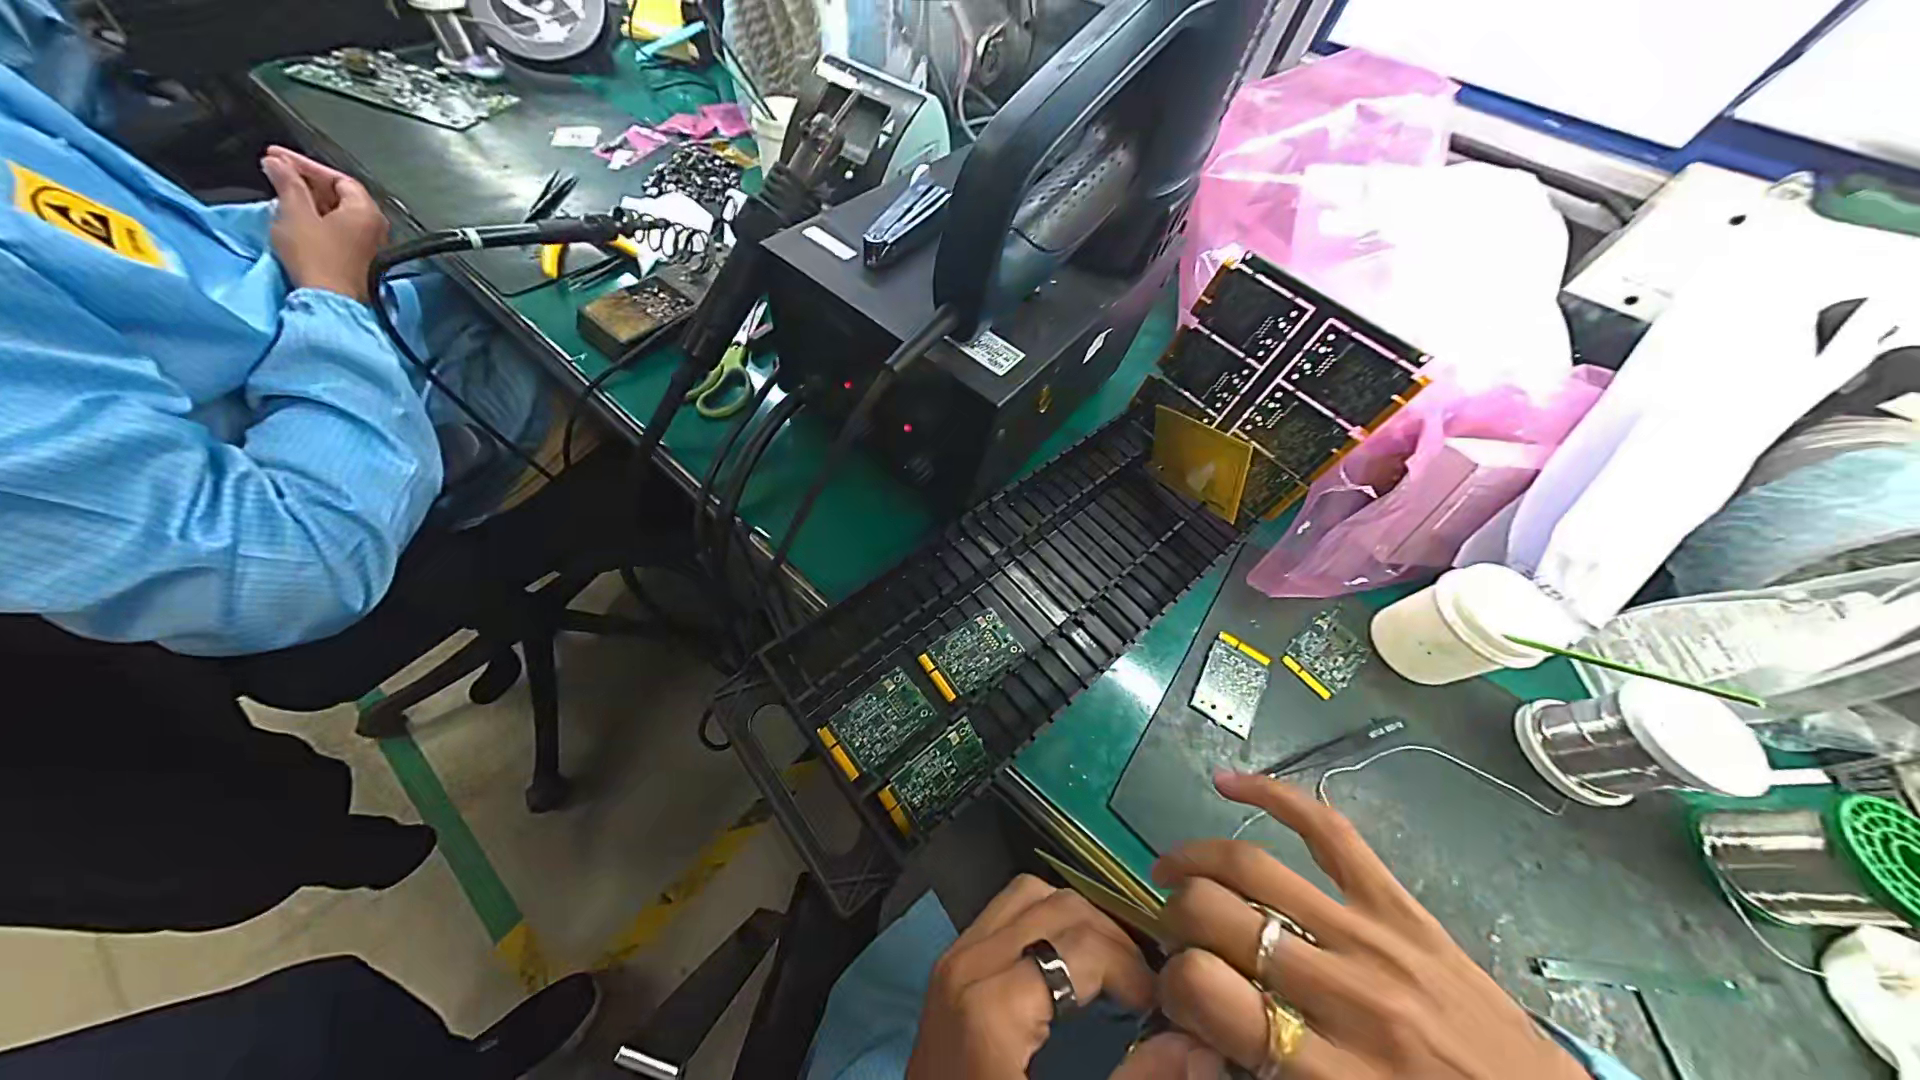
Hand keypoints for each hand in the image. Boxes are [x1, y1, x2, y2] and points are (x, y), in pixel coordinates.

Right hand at [261, 145, 387, 303]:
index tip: (275, 155)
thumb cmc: (315, 255)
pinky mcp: (361, 256)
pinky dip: (318, 215)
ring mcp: (371, 243)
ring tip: (280, 187)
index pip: (340, 178)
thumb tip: (277, 162)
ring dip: (310, 196)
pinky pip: (341, 227)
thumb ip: (288, 184)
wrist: (331, 298)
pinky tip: (296, 211)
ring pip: (340, 211)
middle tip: (275, 168)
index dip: (306, 164)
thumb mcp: (296, 212)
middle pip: (342, 194)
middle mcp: (376, 227)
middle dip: (308, 179)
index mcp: (367, 213)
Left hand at [906, 874, 1213, 1079]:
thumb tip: (1195, 1046)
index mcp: (993, 1007)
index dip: (1133, 970)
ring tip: (1106, 967)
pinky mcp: (949, 960)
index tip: (1159, 1007)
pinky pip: (1005, 907)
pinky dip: (1044, 918)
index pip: (1083, 945)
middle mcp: (969, 964)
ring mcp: (953, 955)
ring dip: (1077, 920)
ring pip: (1030, 893)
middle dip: (1112, 939)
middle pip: (1060, 907)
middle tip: (1139, 987)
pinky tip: (1063, 961)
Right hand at [1151, 771, 1588, 1079]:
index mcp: (1333, 1072)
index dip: (1171, 982)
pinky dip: (1272, 795)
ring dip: (1194, 861)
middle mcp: (1348, 996)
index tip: (1174, 988)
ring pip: (1253, 869)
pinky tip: (1227, 783)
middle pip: (1218, 917)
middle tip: (1171, 930)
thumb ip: (1252, 1074)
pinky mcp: (1402, 904)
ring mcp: (1376, 938)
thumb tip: (1187, 1021)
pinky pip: (1327, 832)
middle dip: (1174, 917)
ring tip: (1171, 870)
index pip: (1208, 993)